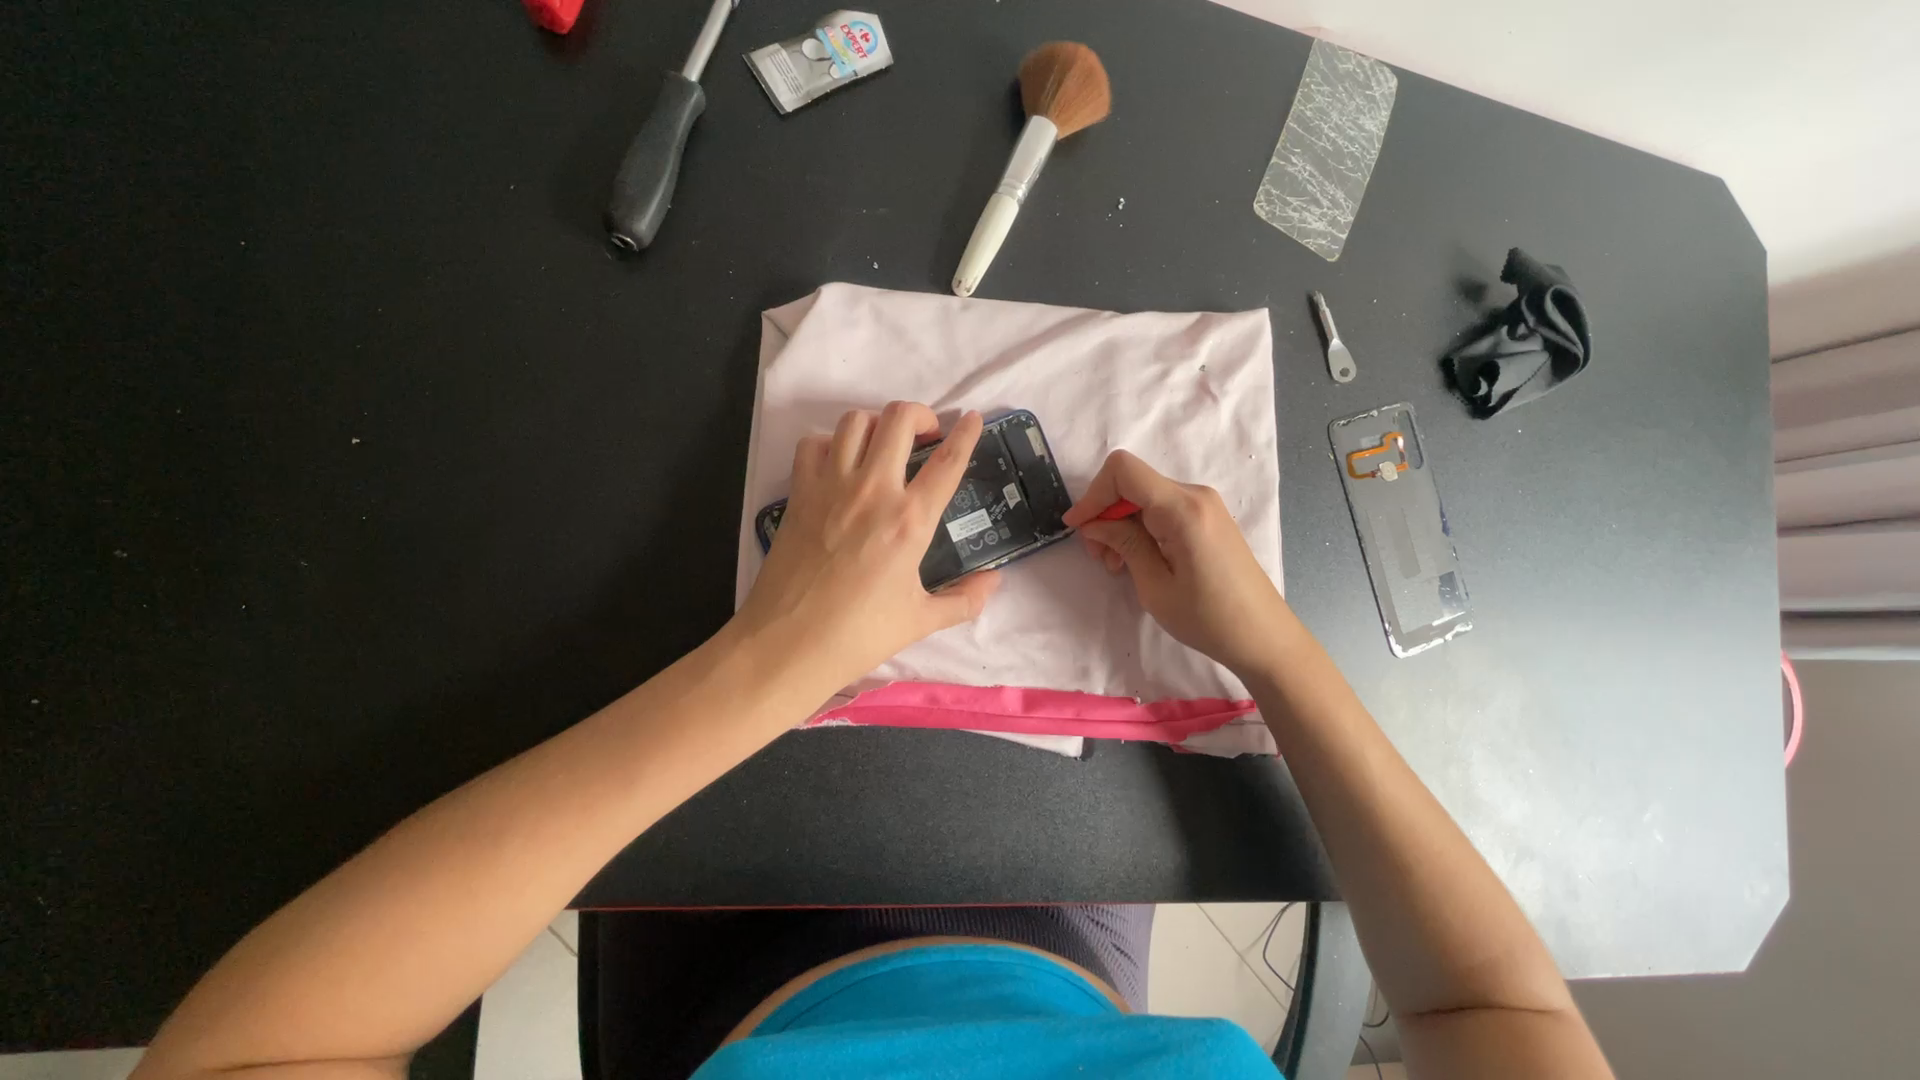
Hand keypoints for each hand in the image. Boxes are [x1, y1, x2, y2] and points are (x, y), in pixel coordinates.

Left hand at [734, 403, 1000, 688]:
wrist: (789, 643)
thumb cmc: (859, 635)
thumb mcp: (922, 620)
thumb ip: (965, 599)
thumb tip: (995, 582)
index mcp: (910, 521)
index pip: (948, 462)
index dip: (966, 433)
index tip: (973, 418)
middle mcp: (873, 491)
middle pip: (900, 419)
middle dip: (921, 414)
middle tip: (928, 433)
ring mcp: (831, 487)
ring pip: (856, 421)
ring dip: (877, 423)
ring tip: (885, 443)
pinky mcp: (799, 493)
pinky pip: (814, 444)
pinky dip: (830, 442)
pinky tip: (840, 462)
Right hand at [1063, 450, 1288, 678]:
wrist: (1262, 636)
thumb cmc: (1207, 618)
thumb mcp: (1155, 585)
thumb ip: (1124, 544)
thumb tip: (1094, 523)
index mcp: (1182, 508)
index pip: (1124, 471)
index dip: (1093, 494)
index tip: (1077, 527)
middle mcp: (1195, 496)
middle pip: (1133, 483)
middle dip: (1105, 514)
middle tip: (1098, 556)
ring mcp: (1205, 506)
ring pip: (1145, 498)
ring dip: (1121, 525)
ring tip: (1116, 566)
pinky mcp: (1208, 520)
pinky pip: (1163, 510)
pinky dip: (1141, 528)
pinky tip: (1137, 561)